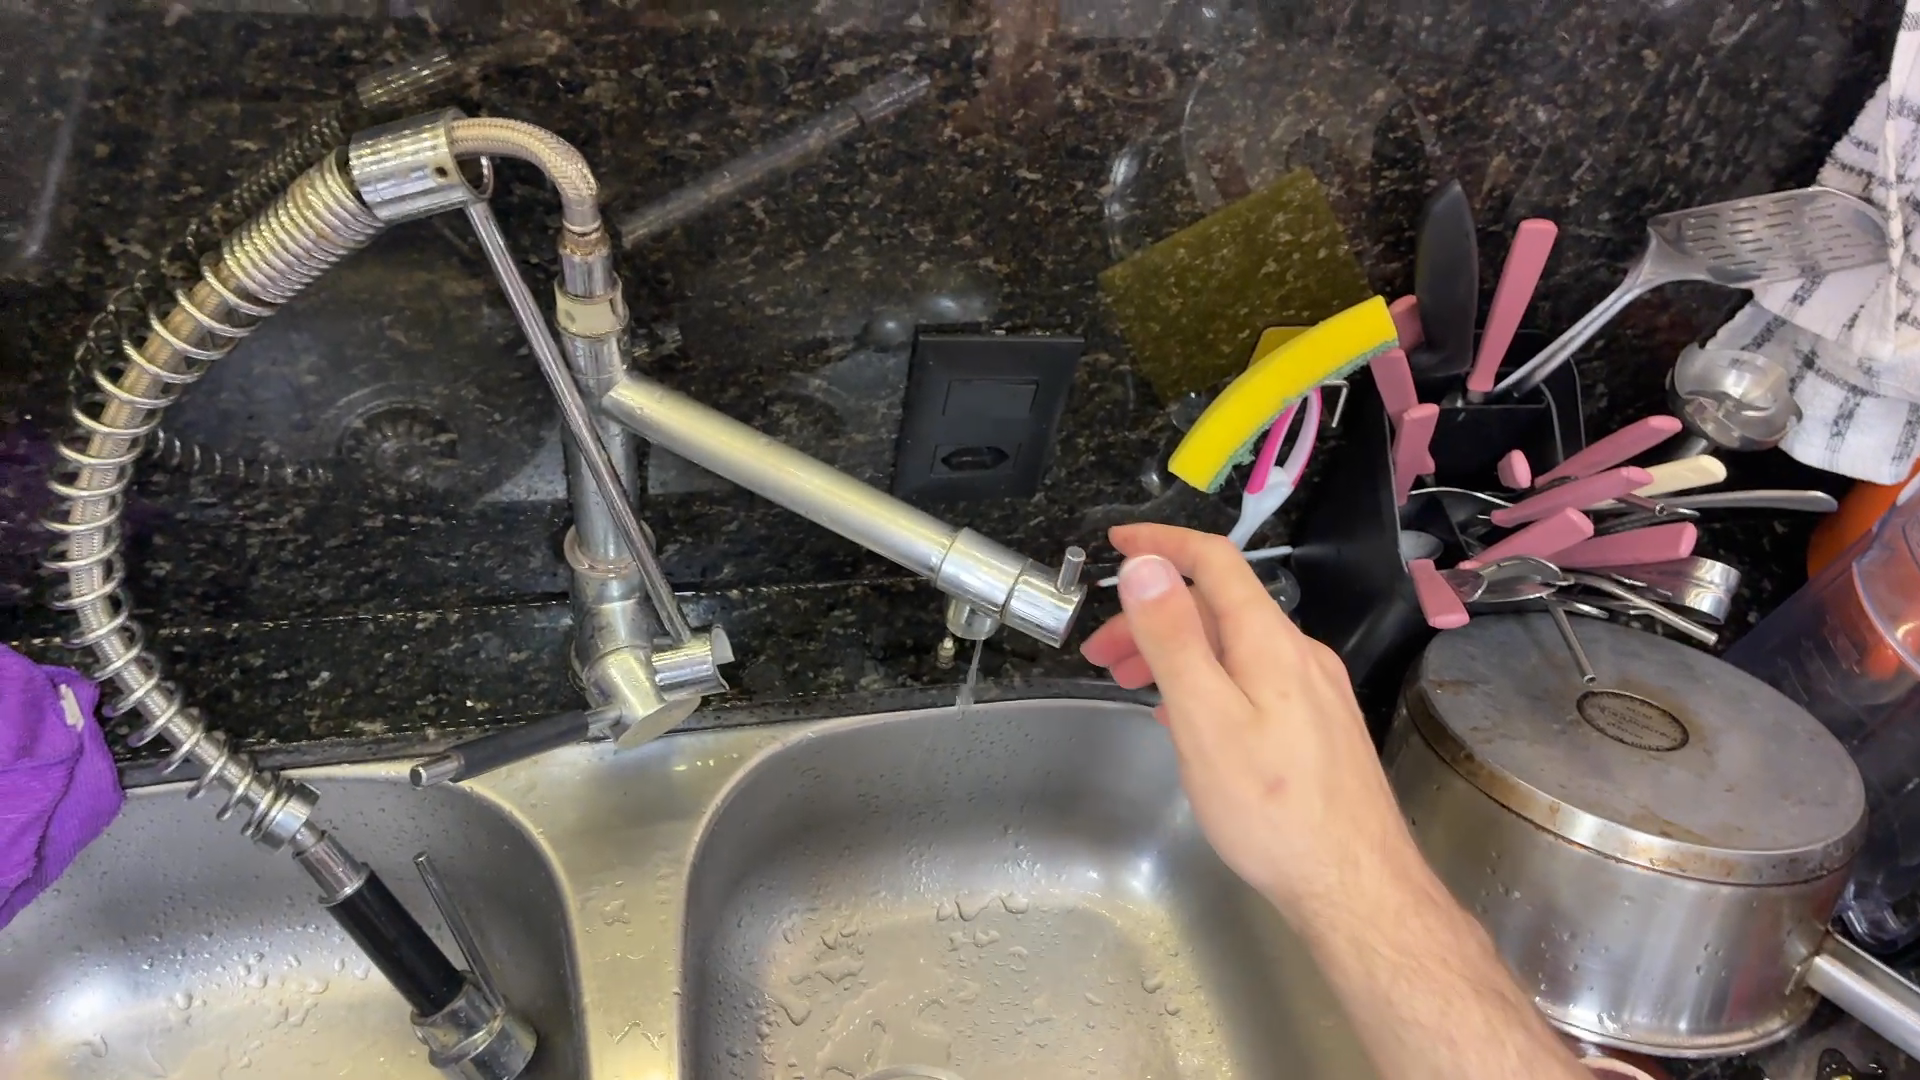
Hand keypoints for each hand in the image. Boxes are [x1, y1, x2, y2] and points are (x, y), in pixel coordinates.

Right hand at [1080, 524, 1425, 915]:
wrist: (1356, 891)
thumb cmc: (1271, 809)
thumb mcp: (1204, 716)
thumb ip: (1173, 636)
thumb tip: (1145, 566)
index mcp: (1269, 641)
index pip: (1213, 561)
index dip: (1161, 542)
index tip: (1116, 541)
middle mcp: (1297, 653)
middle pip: (1216, 608)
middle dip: (1150, 617)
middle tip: (1101, 653)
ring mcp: (1312, 689)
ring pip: (1230, 646)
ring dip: (1174, 651)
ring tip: (1129, 684)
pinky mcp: (1315, 724)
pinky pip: (1248, 679)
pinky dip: (1203, 679)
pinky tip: (1183, 714)